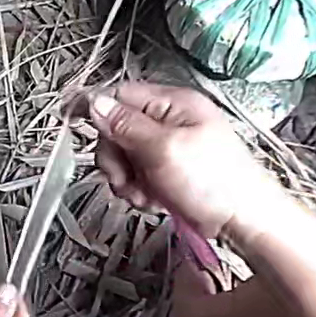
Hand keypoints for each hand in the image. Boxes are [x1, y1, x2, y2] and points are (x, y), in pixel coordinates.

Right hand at [86, 82, 295, 242]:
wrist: (243, 220)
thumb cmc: (218, 183)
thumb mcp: (164, 149)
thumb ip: (126, 125)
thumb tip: (95, 103)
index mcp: (173, 103)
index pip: (119, 96)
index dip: (97, 112)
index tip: (73, 123)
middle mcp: (170, 121)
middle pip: (116, 130)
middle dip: (114, 158)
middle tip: (124, 177)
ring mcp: (168, 146)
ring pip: (123, 156)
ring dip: (125, 179)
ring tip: (144, 192)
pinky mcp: (167, 169)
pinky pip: (135, 175)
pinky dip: (137, 190)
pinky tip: (152, 199)